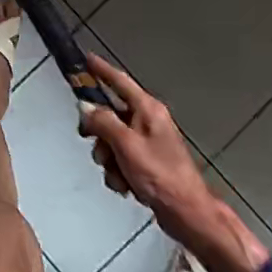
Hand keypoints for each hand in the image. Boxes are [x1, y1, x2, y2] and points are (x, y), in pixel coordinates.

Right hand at [76, 54, 268, 271]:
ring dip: (109, 159)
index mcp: (147, 109)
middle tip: (94, 146)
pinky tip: (126, 186)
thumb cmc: (159, 174)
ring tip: (119, 175)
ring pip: (112, 140)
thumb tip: (86, 107)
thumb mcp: (126, 145)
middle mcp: (148, 120)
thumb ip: (103, 123)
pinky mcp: (146, 163)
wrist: (186, 212)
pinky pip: (120, 159)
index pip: (120, 82)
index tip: (85, 59)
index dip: (101, 70)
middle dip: (100, 135)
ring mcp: (147, 142)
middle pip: (111, 115)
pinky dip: (118, 172)